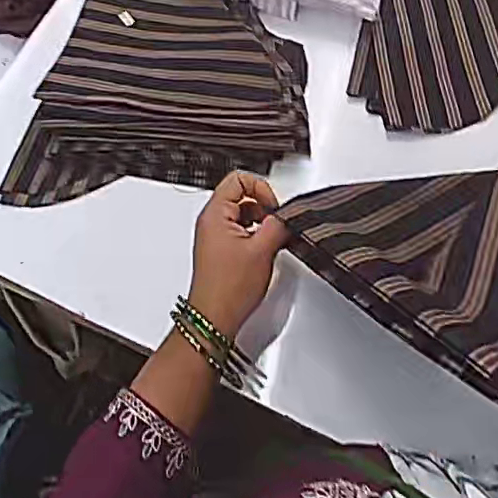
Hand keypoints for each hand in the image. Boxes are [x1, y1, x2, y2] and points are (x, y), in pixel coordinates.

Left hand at [186, 172, 286, 338]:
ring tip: (269, 241)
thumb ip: (278, 225)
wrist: (214, 318)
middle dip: (262, 207)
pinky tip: (262, 251)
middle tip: (274, 224)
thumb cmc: (228, 289)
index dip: (261, 189)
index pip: (238, 179)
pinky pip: (240, 230)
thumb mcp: (263, 250)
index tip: (272, 207)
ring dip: (260, 223)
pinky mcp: (220, 249)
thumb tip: (286, 215)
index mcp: (215, 214)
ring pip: (242, 213)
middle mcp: (211, 221)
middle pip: (241, 195)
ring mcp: (214, 235)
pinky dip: (254, 236)